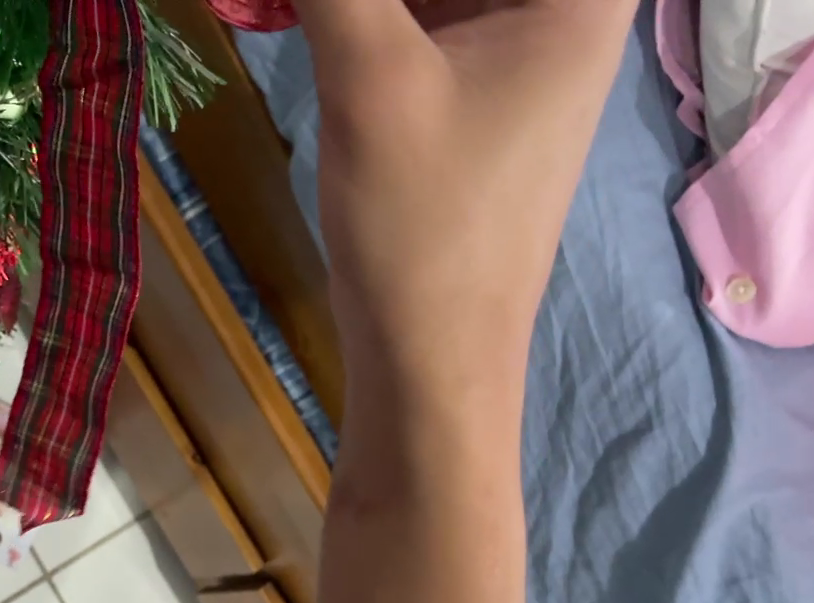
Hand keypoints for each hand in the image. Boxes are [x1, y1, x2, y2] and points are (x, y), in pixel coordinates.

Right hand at [297, 0, 634, 410]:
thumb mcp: (371, 84)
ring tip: (259, 7)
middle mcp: (554, 2)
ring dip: (339, 0)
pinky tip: (278, 18)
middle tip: (264, 0)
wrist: (428, 356)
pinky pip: (401, 22)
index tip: (324, 3)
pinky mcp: (457, 93)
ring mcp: (504, 48)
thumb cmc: (422, 227)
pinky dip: (343, 17)